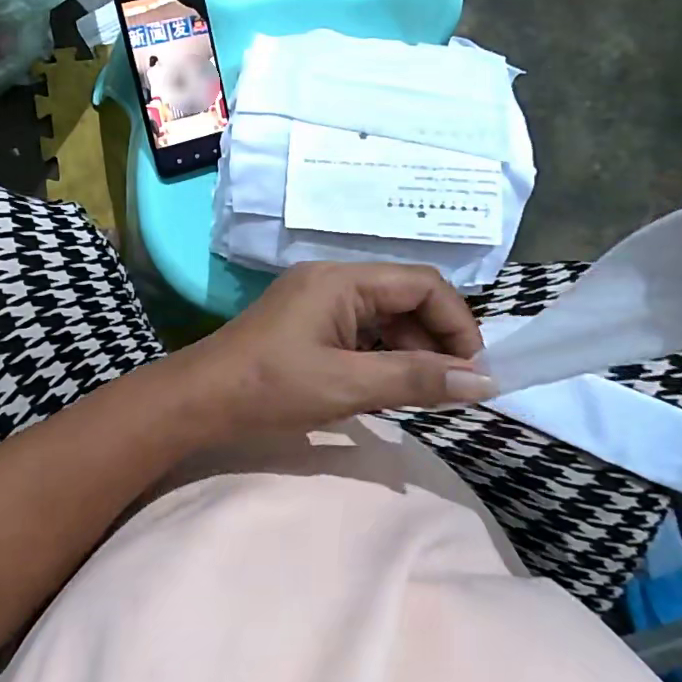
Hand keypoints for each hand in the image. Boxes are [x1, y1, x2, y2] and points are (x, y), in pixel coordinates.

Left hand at [181, 261, 495, 434]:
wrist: (198, 400)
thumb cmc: (270, 387)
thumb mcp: (348, 385)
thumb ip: (416, 379)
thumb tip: (484, 382)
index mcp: (341, 280)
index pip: (421, 284)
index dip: (457, 323)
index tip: (472, 372)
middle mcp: (330, 281)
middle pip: (403, 298)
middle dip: (434, 340)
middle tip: (450, 389)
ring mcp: (314, 302)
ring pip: (382, 318)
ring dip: (409, 352)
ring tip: (420, 394)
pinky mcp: (304, 325)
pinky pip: (358, 332)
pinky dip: (380, 357)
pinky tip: (385, 389)